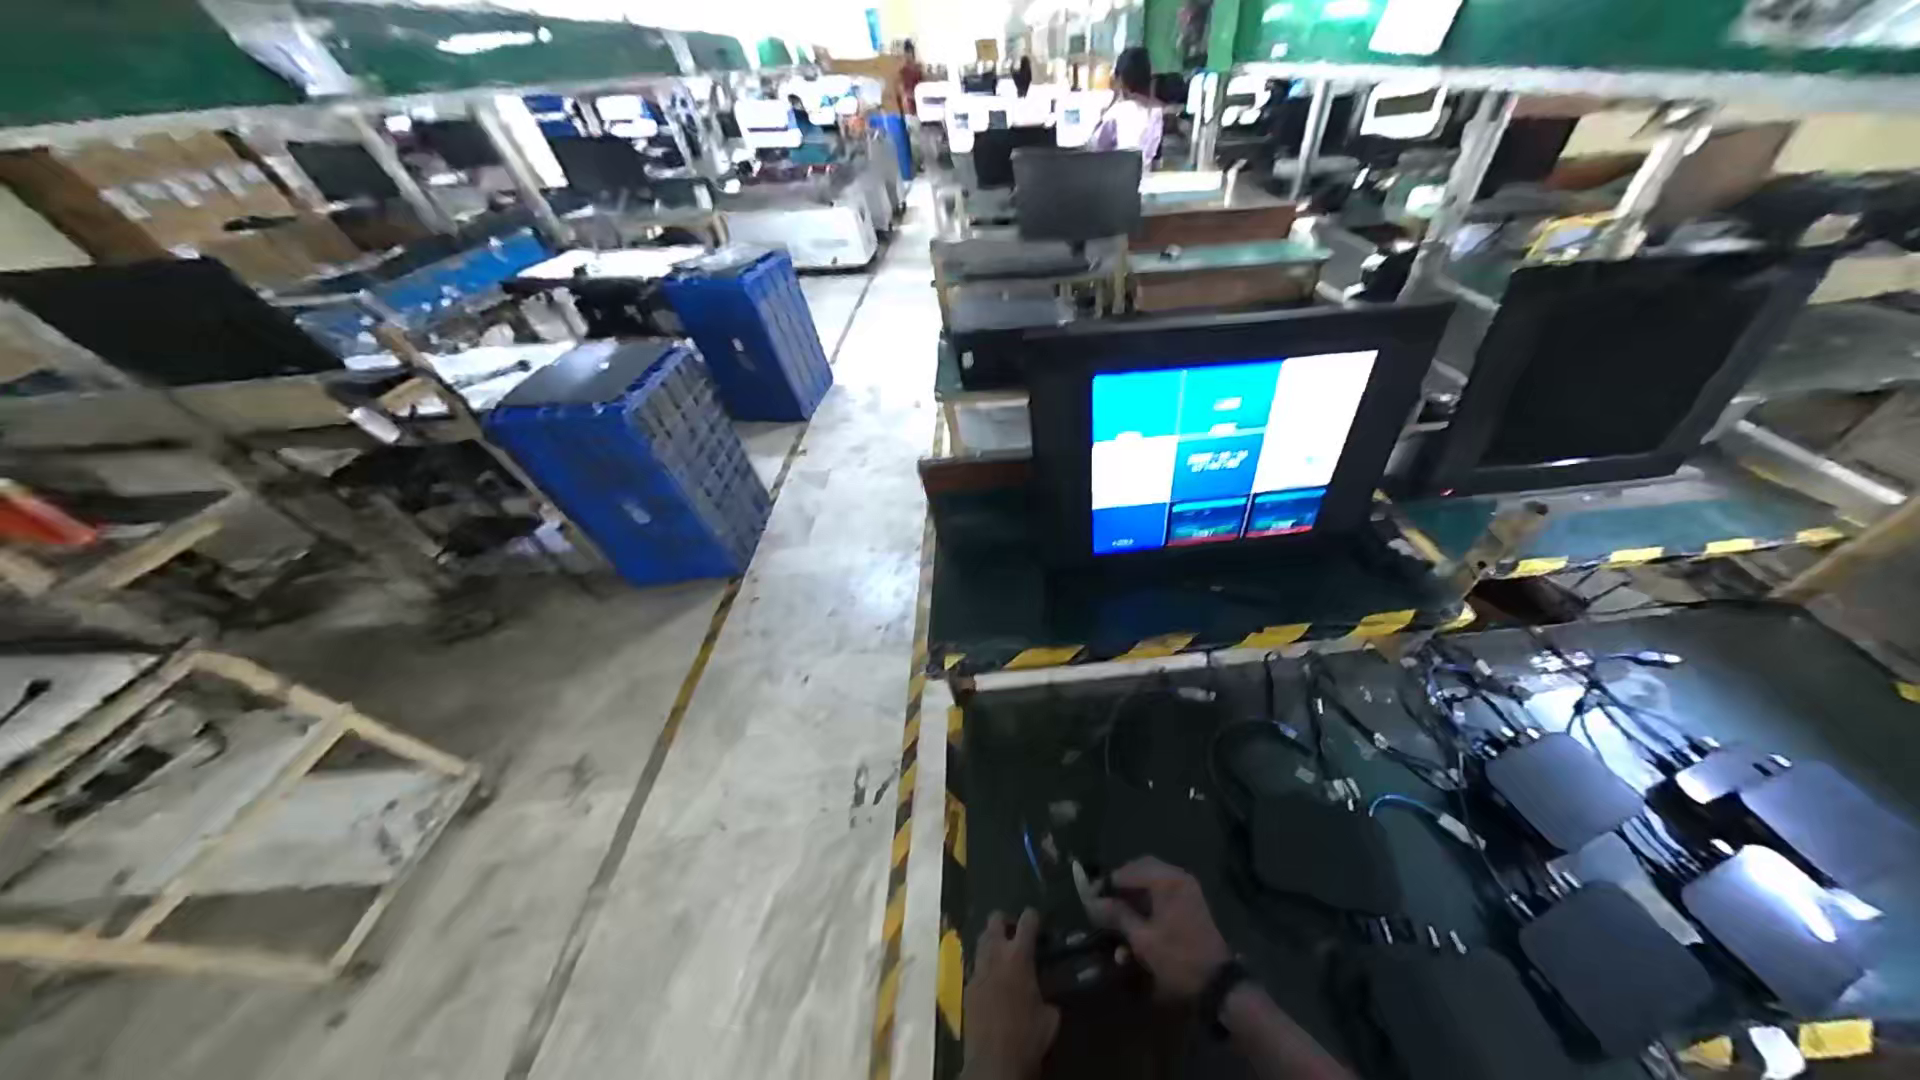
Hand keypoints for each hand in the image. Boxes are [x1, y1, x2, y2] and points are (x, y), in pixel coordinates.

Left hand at [962, 909, 1059, 1079]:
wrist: (993, 1064)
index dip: (1033, 917)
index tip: (1038, 923)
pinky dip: (984, 967)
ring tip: (1004, 957)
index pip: (1027, 920)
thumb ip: (1049, 995)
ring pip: (981, 940)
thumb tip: (1046, 995)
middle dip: (1006, 921)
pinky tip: (993, 983)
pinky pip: (975, 966)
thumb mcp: (1050, 1017)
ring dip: (993, 942)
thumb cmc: (1027, 1038)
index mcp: (1019, 957)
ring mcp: (976, 970)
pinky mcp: (965, 987)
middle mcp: (995, 955)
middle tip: (1016, 935)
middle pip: (995, 920)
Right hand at [1087, 856, 1231, 999]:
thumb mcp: (1142, 939)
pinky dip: (1146, 898)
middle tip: (1103, 899)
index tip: (1089, 895)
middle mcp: (1177, 876)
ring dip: (1132, 891)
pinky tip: (1134, 915)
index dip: (1106, 883)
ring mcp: (1186, 887)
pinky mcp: (1189, 900)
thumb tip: (1092, 901)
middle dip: (1120, 883)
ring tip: (1115, 909)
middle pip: (1139, 869)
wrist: (1219, 984)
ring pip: (1150, 878)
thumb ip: (1117, 915)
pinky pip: (1161, 889)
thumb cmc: (1178, 959)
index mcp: (1166, 880)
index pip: (1127, 871)